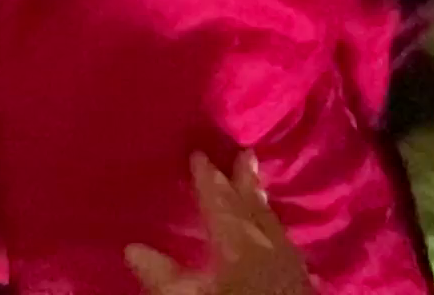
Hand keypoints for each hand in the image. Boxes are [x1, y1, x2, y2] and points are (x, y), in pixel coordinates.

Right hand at [124, 152, 313, 294]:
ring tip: (259, 190)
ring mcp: (291, 268)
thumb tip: (130, 246)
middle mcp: (266, 246)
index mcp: (237, 241)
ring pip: (273, 227)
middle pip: (253, 208)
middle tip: (246, 153)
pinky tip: (282, 242)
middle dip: (245, 182)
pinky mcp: (303, 287)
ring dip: (262, 206)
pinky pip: (288, 250)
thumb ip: (163, 275)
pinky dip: (279, 237)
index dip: (207, 179)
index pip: (219, 202)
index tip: (198, 152)